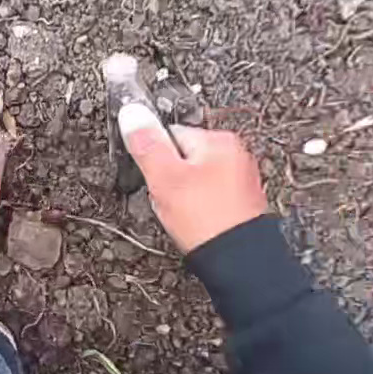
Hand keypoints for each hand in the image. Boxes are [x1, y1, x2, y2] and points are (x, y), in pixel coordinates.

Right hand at [118, 103, 267, 252]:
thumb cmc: (206, 219)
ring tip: (185, 214)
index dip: (157, 159)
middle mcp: (235, 155)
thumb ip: (147, 144)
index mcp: (219, 141)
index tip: (158, 177)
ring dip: (183, 196)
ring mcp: (240, 179)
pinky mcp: (240, 203)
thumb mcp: (165, 177)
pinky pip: (207, 198)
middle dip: (170, 179)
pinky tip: (196, 222)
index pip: (171, 134)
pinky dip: (198, 209)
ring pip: (193, 180)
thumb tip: (132, 113)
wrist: (236, 260)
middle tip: (171, 199)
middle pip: (182, 158)